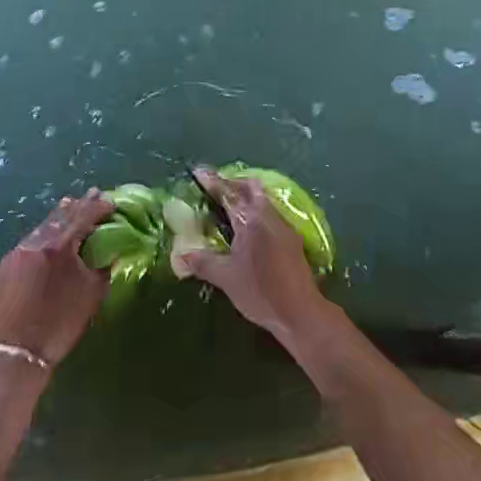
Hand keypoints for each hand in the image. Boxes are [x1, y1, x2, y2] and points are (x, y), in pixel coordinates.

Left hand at [0, 189, 114, 365]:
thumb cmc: (61, 322)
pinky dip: (46, 233)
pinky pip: (31, 241)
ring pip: (43, 227)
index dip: (98, 207)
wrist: (15, 354)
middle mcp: (34, 244)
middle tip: (94, 194)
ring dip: (60, 218)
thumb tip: (111, 250)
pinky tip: (52, 235)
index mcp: (57, 247)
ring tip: (72, 207)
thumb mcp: (93, 290)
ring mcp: (15, 255)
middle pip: (59, 216)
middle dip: (78, 205)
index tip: (112, 204)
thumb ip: (103, 263)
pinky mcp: (5, 268)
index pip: (82, 216)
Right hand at [180, 167, 330, 338]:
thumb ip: (203, 262)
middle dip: (233, 184)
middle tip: (214, 188)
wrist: (299, 309)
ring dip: (246, 197)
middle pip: (252, 189)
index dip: (213, 182)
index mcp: (251, 221)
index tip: (199, 171)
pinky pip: (270, 214)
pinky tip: (246, 228)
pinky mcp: (291, 238)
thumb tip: (182, 253)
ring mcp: (284, 226)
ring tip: (227, 207)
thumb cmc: (259, 291)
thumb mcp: (225, 277)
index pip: (229, 194)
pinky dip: (255, 211)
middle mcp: (269, 216)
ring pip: (263, 201)